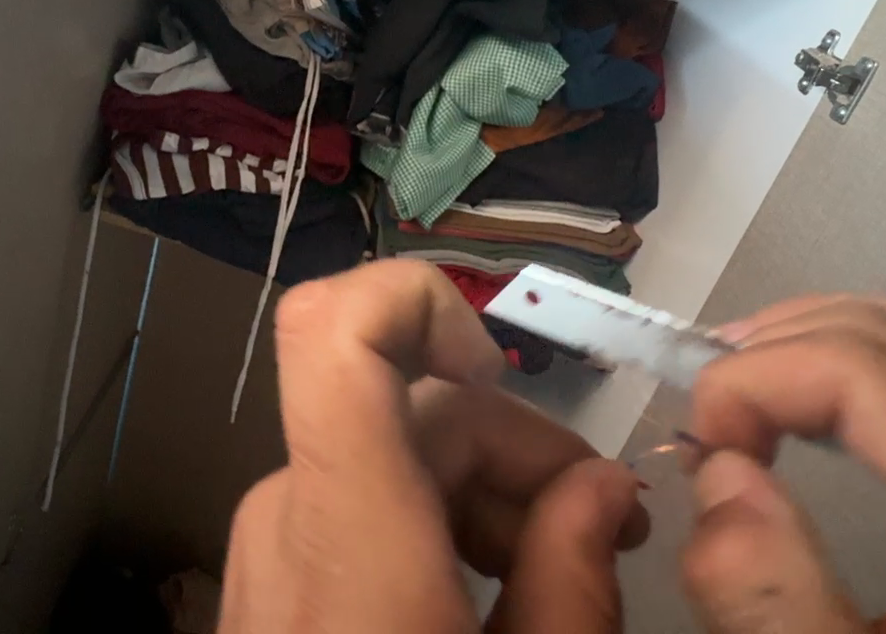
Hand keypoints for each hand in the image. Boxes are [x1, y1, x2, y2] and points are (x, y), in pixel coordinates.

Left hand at [219, 259, 649, 633]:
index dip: (409, 297)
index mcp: (347, 538)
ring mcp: (272, 538)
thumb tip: (599, 488)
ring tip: (571, 562)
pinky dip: (436, 515)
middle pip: (407, 407)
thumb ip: (571, 582)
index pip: (329, 333)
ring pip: (392, 449)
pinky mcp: (276, 566)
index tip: (498, 358)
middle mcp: (291, 513)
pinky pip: (364, 497)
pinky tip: (496, 587)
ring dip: (486, 485)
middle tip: (612, 518)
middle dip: (518, 445)